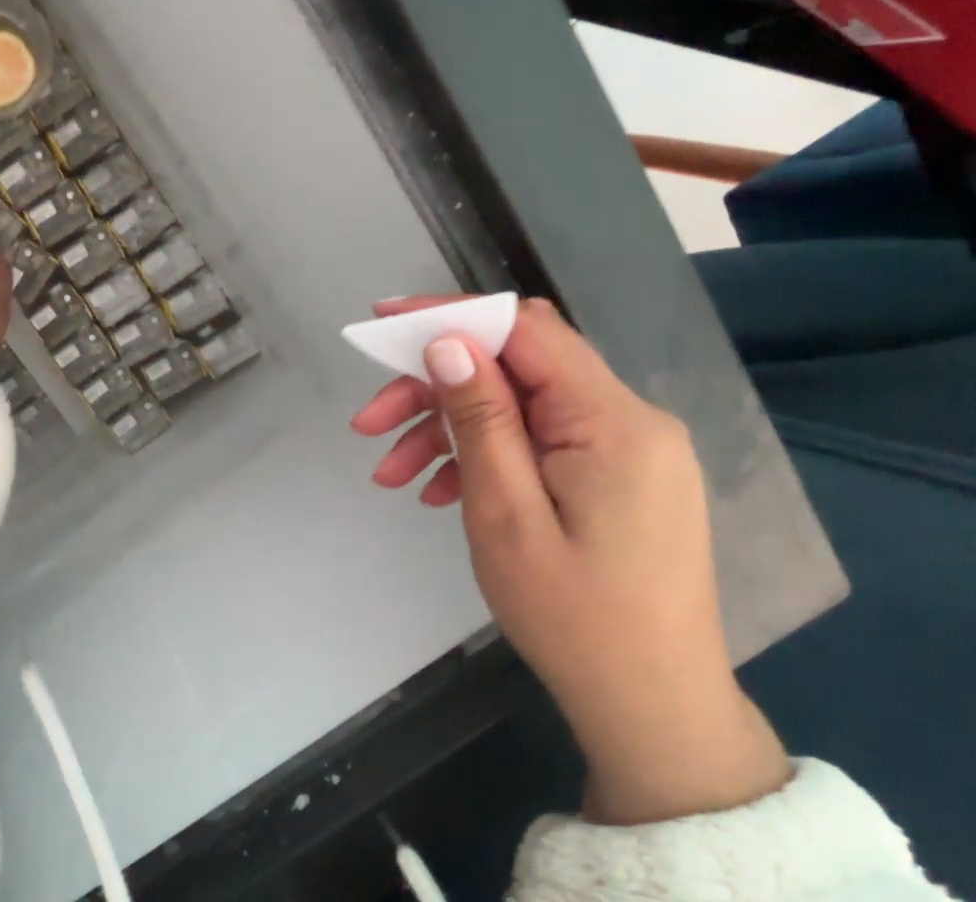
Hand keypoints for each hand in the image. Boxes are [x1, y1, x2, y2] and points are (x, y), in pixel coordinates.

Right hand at [352, 295, 790, 824]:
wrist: (650, 703)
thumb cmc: (572, 614)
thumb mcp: (504, 512)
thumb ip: (480, 419)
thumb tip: (448, 344)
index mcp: (612, 421)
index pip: (525, 331)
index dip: (451, 315)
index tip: (383, 324)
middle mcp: (629, 420)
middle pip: (516, 369)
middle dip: (435, 388)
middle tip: (368, 425)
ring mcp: (626, 451)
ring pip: (520, 408)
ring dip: (449, 430)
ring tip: (392, 476)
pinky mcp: (617, 479)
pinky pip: (539, 444)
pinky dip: (482, 457)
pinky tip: (439, 493)